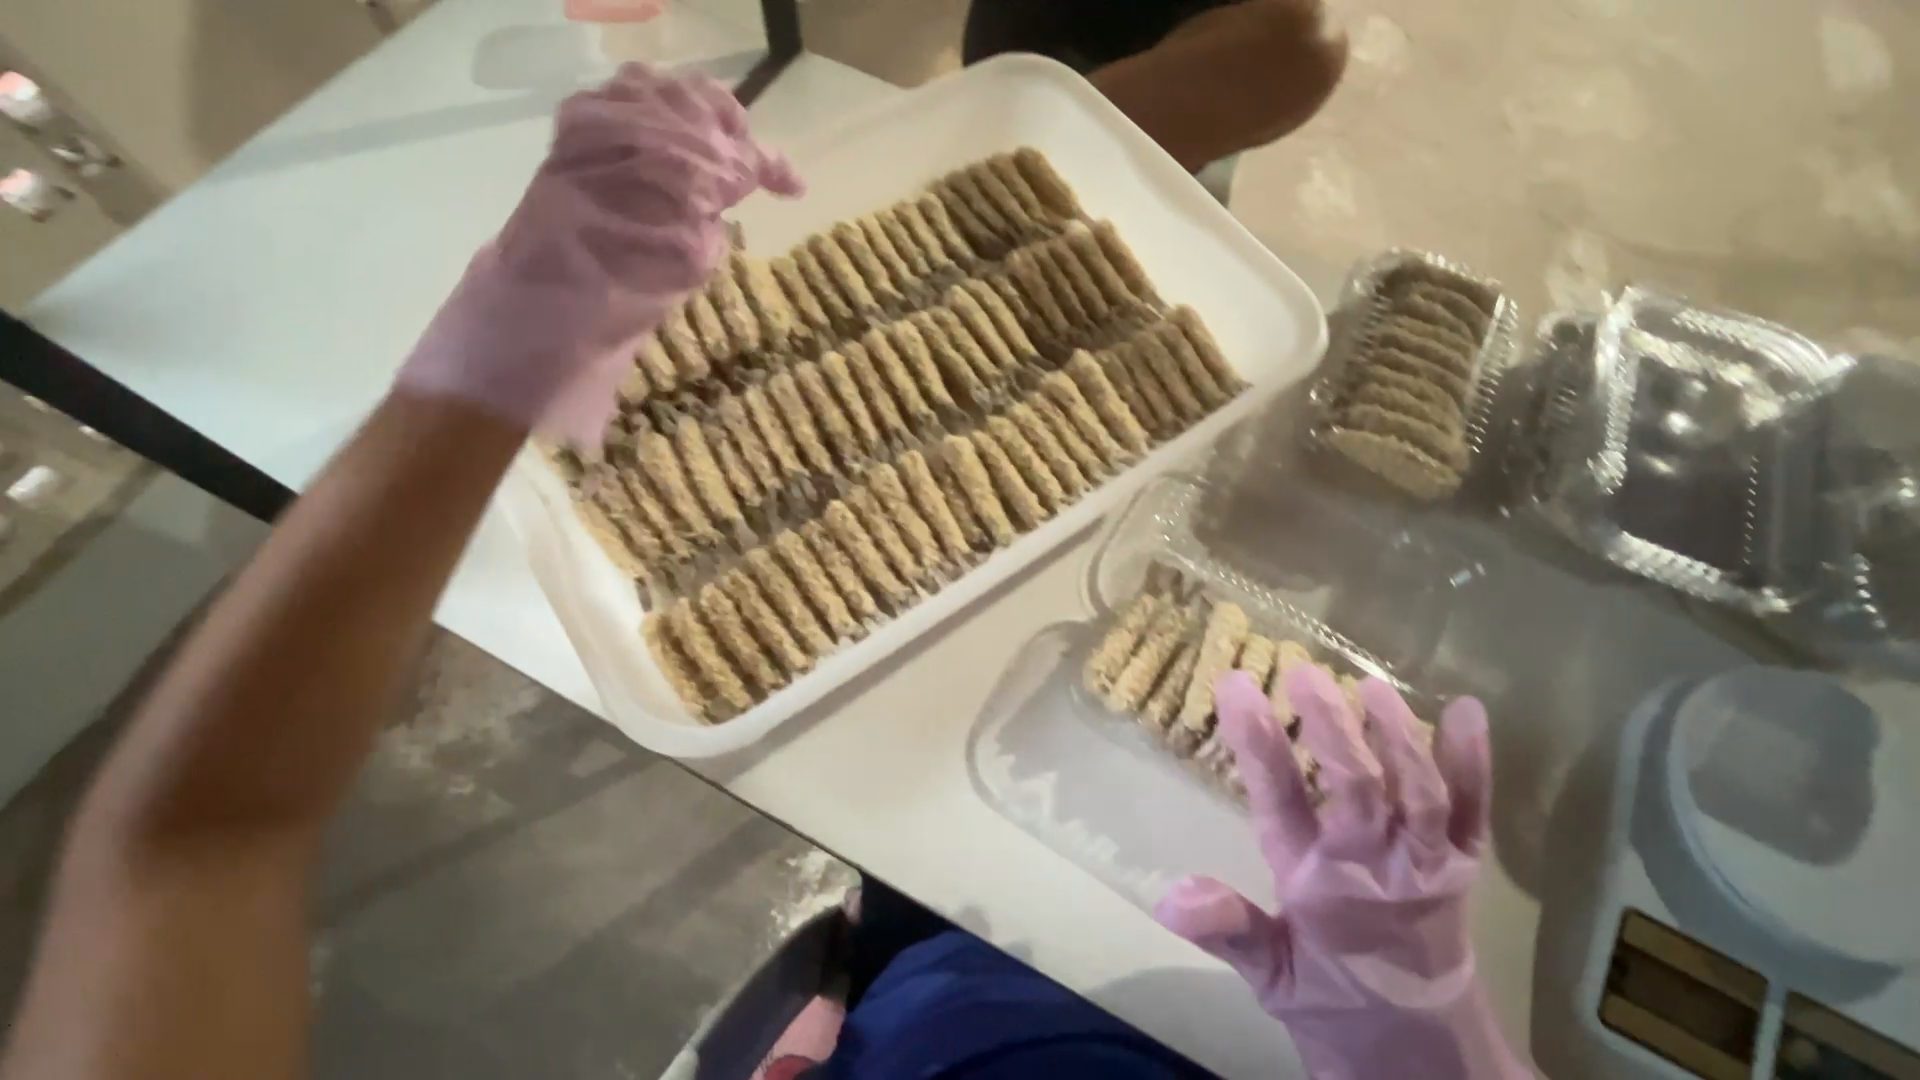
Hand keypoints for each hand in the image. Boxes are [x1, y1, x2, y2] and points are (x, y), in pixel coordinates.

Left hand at [398, 62, 803, 444]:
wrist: (556, 287)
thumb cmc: (636, 282)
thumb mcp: (698, 258)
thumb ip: (717, 222)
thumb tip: (715, 204)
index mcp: (698, 164)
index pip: (749, 155)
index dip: (776, 170)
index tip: (795, 189)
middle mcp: (659, 123)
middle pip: (708, 103)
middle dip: (731, 128)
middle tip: (743, 157)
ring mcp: (612, 112)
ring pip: (666, 89)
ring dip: (688, 113)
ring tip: (698, 143)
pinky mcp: (577, 120)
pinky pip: (622, 97)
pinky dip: (645, 114)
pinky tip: (651, 142)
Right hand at [1155, 667, 1530, 1078]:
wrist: (1427, 1055)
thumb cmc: (1335, 1005)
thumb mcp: (1271, 979)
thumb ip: (1228, 931)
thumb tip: (1169, 895)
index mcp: (1319, 889)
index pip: (1280, 803)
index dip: (1257, 742)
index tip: (1234, 684)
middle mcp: (1375, 870)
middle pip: (1358, 790)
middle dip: (1331, 728)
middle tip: (1302, 673)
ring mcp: (1428, 865)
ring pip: (1420, 794)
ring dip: (1398, 737)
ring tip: (1370, 686)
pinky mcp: (1464, 864)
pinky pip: (1474, 812)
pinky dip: (1475, 763)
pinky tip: (1468, 710)